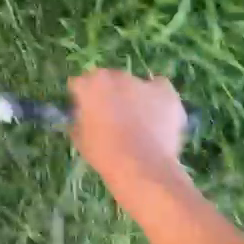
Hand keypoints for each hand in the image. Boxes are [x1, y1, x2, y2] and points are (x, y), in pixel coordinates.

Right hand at [69, 68, 188, 193]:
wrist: (142, 167)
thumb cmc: (104, 154)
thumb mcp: (79, 138)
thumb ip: (78, 119)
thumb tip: (82, 116)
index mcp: (88, 84)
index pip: (80, 84)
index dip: (82, 99)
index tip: (86, 113)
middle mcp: (114, 76)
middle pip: (108, 80)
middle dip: (108, 94)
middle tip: (112, 117)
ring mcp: (141, 82)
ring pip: (134, 85)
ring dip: (132, 97)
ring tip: (138, 121)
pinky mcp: (165, 92)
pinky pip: (160, 87)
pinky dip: (158, 96)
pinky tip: (157, 113)